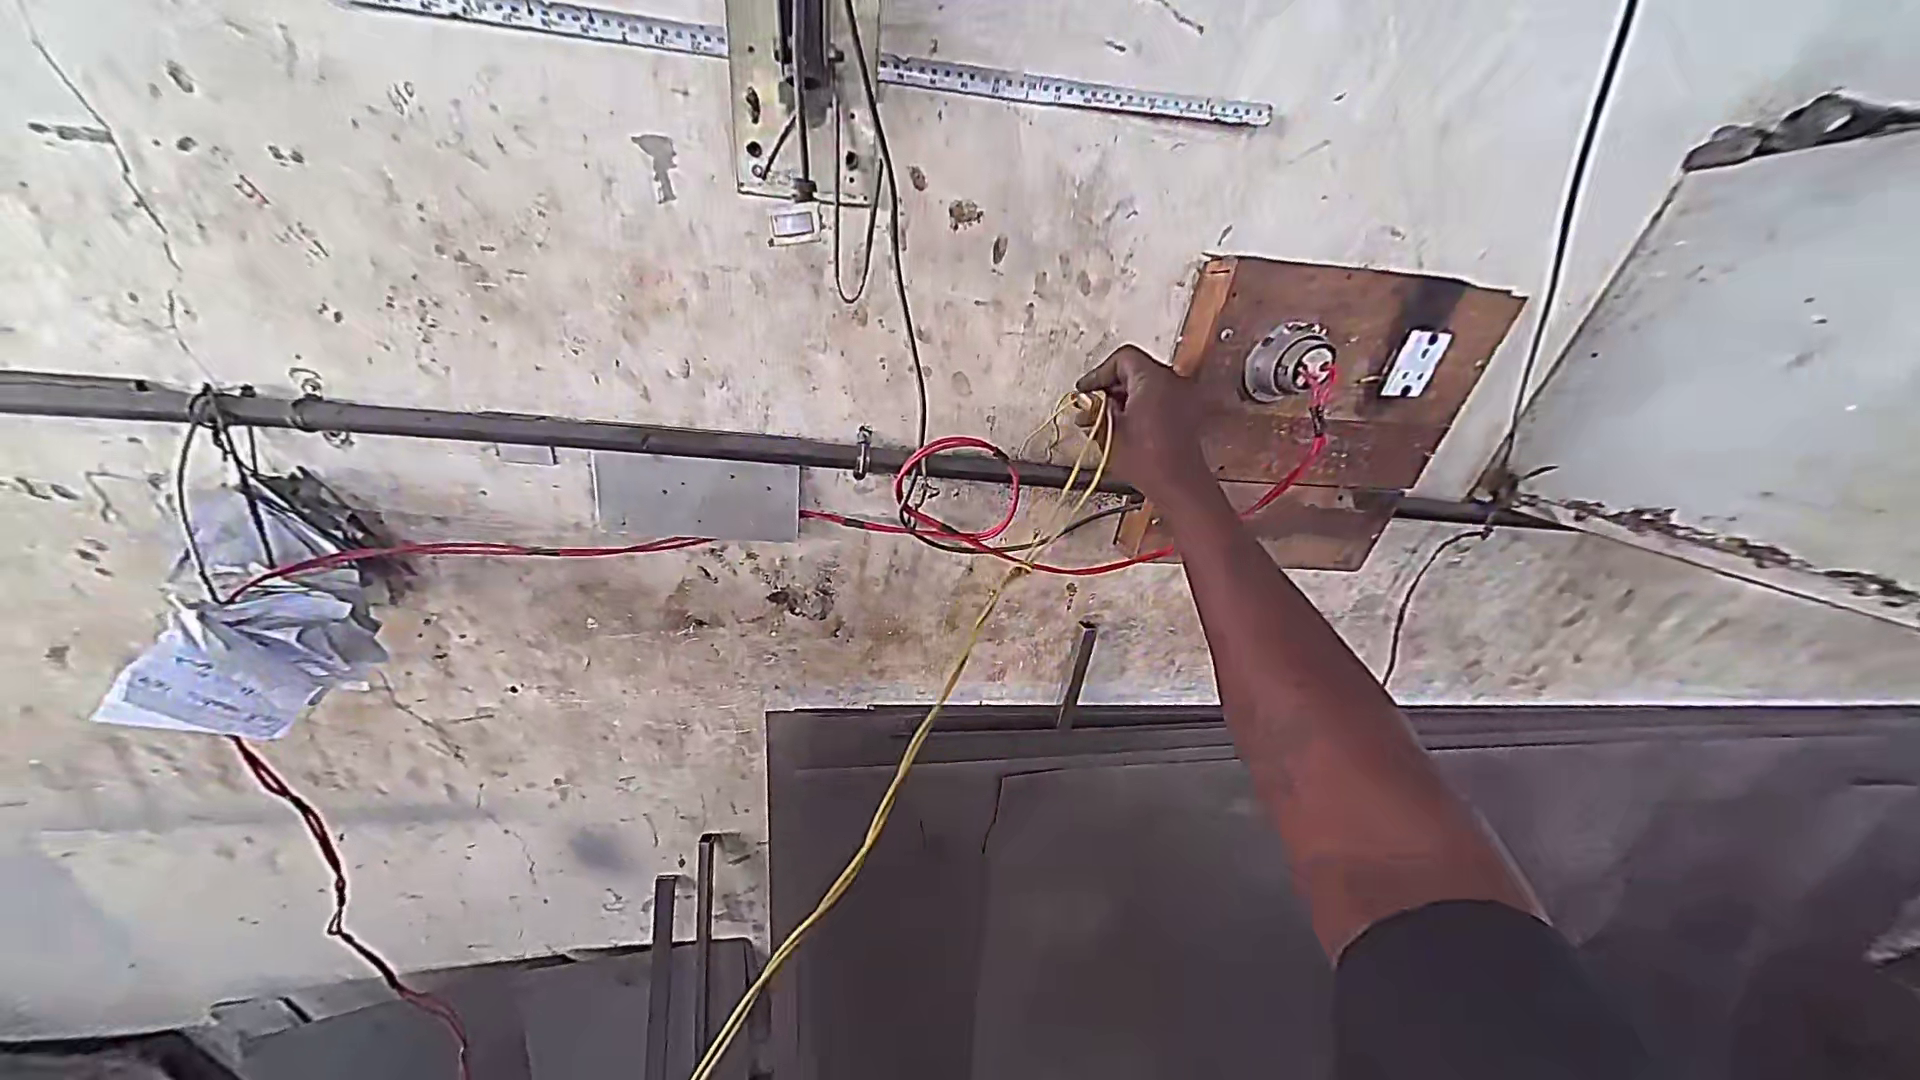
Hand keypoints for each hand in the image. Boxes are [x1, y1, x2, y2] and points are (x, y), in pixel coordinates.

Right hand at [1074, 344, 1213, 506]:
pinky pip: (1157, 399)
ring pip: (1145, 385)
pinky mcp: (1185, 413)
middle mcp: (1172, 381)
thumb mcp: (1109, 431)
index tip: (1085, 391)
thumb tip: (1086, 404)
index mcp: (1153, 379)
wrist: (1178, 484)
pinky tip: (1122, 427)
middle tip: (1091, 406)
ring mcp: (1182, 397)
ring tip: (1104, 420)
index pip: (1122, 359)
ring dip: (1122, 398)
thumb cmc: (1147, 459)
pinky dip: (1138, 406)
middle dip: (1109, 387)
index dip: (1099, 373)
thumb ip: (1095, 411)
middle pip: (1134, 370)